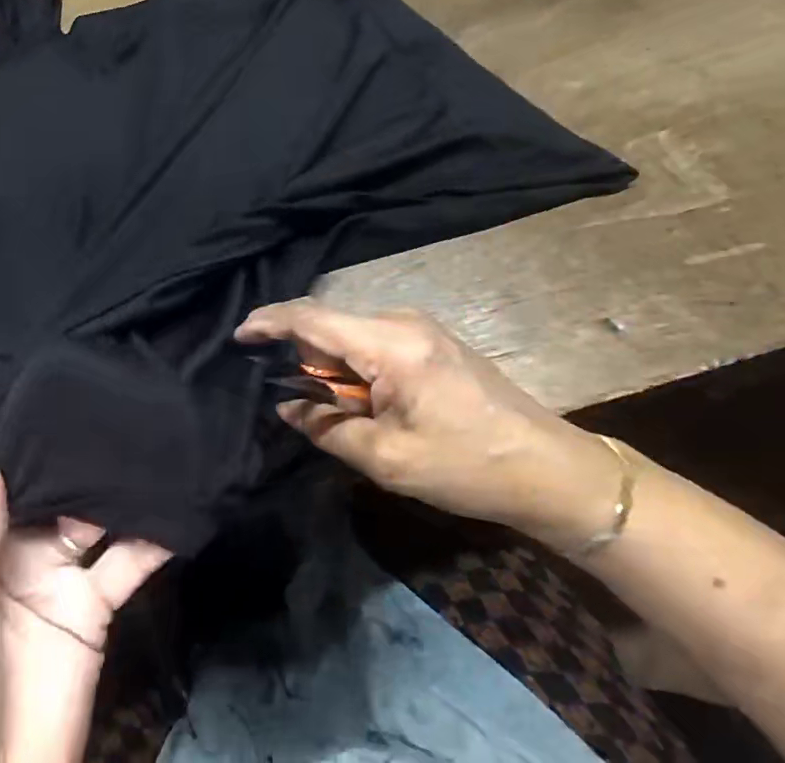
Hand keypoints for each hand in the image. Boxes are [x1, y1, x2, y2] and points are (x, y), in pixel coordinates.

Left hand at [0, 336, 170, 762]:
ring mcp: (47, 574)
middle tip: (75, 383)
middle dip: (42, 433)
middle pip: (22, 475)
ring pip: (82, 506)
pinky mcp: (89, 604)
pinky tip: (177, 508)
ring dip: (106, 476)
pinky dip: (154, 535)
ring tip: (133, 431)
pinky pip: (127, 559)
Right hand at [236, 299, 623, 547]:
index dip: (270, 323)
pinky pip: (375, 340)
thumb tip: (288, 406)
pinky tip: (357, 398)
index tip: (238, 337)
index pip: (312, 318)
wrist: (546, 466)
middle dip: (300, 352)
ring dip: (329, 362)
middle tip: (280, 391)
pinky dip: (354, 363)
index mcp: (390, 344)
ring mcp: (422, 326)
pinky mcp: (433, 340)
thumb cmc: (465, 466)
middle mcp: (403, 321)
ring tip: (322, 404)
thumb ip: (327, 428)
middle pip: (331, 322)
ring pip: (352, 331)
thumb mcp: (387, 459)